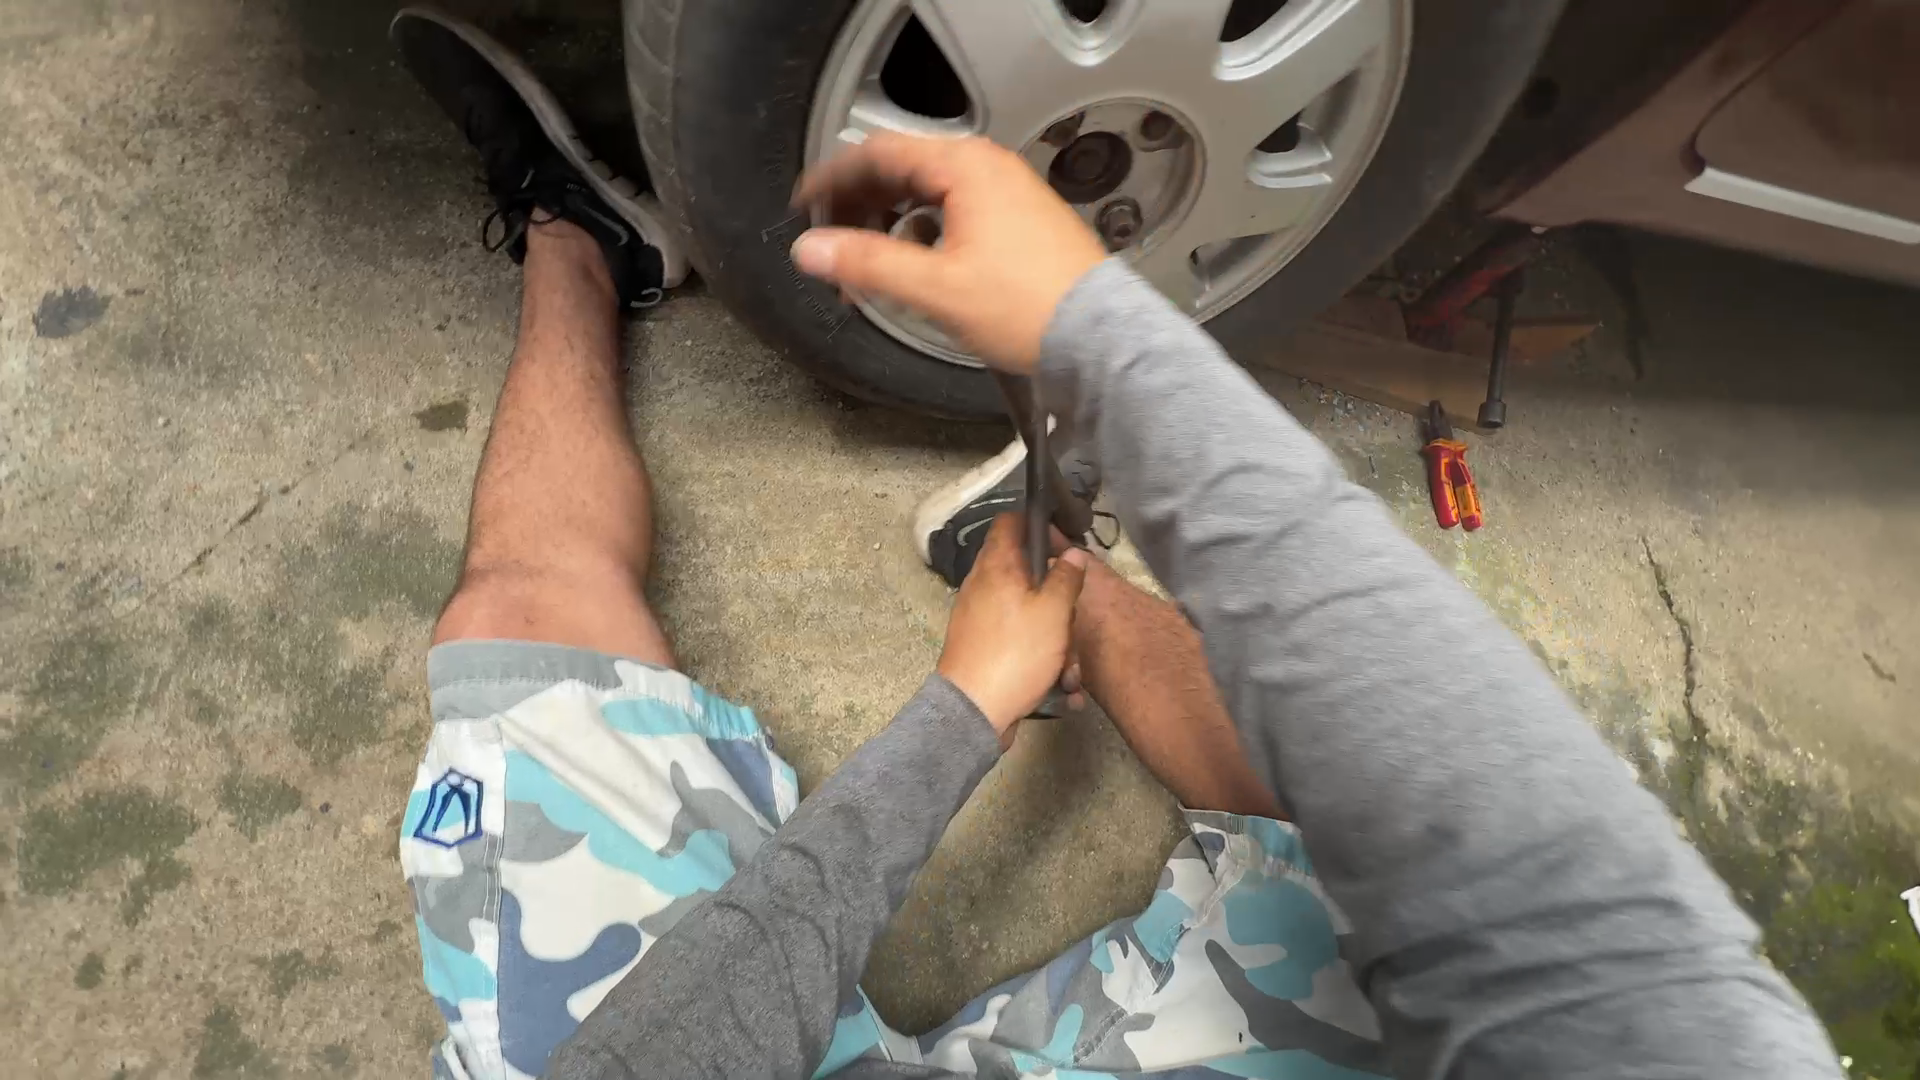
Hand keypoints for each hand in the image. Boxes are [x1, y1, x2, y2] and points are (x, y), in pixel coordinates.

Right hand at [790, 134, 1107, 373]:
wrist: (1094, 338)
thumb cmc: (1031, 308)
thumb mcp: (936, 289)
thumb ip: (869, 264)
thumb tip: (813, 250)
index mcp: (966, 168)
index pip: (879, 154)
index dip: (833, 179)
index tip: (807, 204)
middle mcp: (990, 170)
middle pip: (904, 171)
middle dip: (862, 205)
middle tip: (835, 239)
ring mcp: (1008, 195)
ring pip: (931, 194)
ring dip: (893, 222)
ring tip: (872, 262)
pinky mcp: (1020, 224)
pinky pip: (958, 214)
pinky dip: (926, 233)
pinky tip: (920, 266)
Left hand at [936, 514, 1089, 736]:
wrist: (974, 711)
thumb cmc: (1015, 653)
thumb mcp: (1053, 612)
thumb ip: (1066, 578)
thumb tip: (1073, 553)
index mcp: (995, 565)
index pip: (1009, 522)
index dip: (1037, 525)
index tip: (1063, 544)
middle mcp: (982, 584)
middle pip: (1023, 569)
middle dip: (1054, 591)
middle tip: (1071, 611)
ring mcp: (978, 614)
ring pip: (1026, 608)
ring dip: (1052, 631)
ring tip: (1068, 662)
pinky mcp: (982, 642)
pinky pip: (1016, 634)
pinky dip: (1038, 650)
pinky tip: (1058, 679)